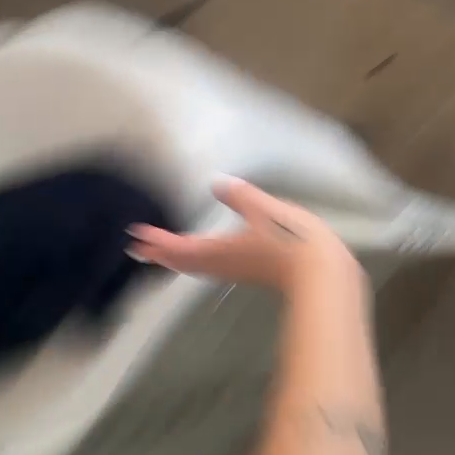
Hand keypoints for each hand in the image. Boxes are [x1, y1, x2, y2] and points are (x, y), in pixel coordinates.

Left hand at [128, 177, 358, 290]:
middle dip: (161, 254)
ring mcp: (236, 270)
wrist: (320, 271)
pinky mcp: (250, 271)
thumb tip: (215, 183)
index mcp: (219, 248)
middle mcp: (221, 263)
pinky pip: (210, 269)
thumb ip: (240, 196)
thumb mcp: (266, 209)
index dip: (157, 239)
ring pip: (196, 268)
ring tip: (164, 254)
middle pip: (183, 261)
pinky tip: (207, 257)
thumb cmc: (291, 238)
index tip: (135, 232)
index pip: (178, 245)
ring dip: (177, 260)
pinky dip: (197, 263)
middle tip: (139, 247)